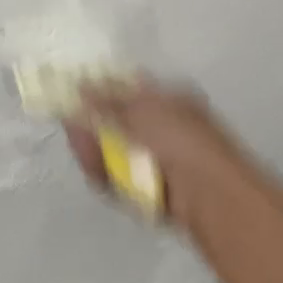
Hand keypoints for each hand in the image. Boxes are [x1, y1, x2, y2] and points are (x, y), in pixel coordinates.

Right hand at [64, 80, 259, 221]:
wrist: (210, 195)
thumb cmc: (179, 141)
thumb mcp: (139, 111)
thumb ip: (105, 101)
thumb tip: (79, 86)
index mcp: (169, 97)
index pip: (127, 87)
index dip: (99, 90)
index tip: (72, 95)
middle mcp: (166, 125)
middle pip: (117, 121)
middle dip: (93, 127)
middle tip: (74, 132)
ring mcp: (160, 158)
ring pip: (116, 151)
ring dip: (97, 154)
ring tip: (87, 158)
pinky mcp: (152, 186)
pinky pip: (121, 177)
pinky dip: (108, 177)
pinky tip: (98, 176)